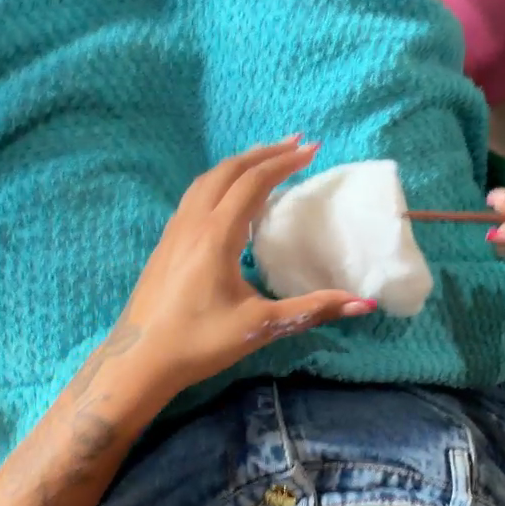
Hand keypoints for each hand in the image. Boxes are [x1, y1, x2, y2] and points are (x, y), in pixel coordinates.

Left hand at [120, 139, 375, 391]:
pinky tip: (231, 196)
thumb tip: (364, 303)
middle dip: (264, 153)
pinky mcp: (166, 244)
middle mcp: (193, 224)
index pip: (253, 182)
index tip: (312, 150)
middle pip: (228, 171)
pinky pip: (195, 196)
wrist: (139, 362)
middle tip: (296, 143)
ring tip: (266, 159)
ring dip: (239, 164)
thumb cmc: (200, 343)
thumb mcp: (262, 327)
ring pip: (207, 180)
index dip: (284, 162)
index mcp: (216, 235)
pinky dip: (220, 182)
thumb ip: (313, 309)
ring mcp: (175, 232)